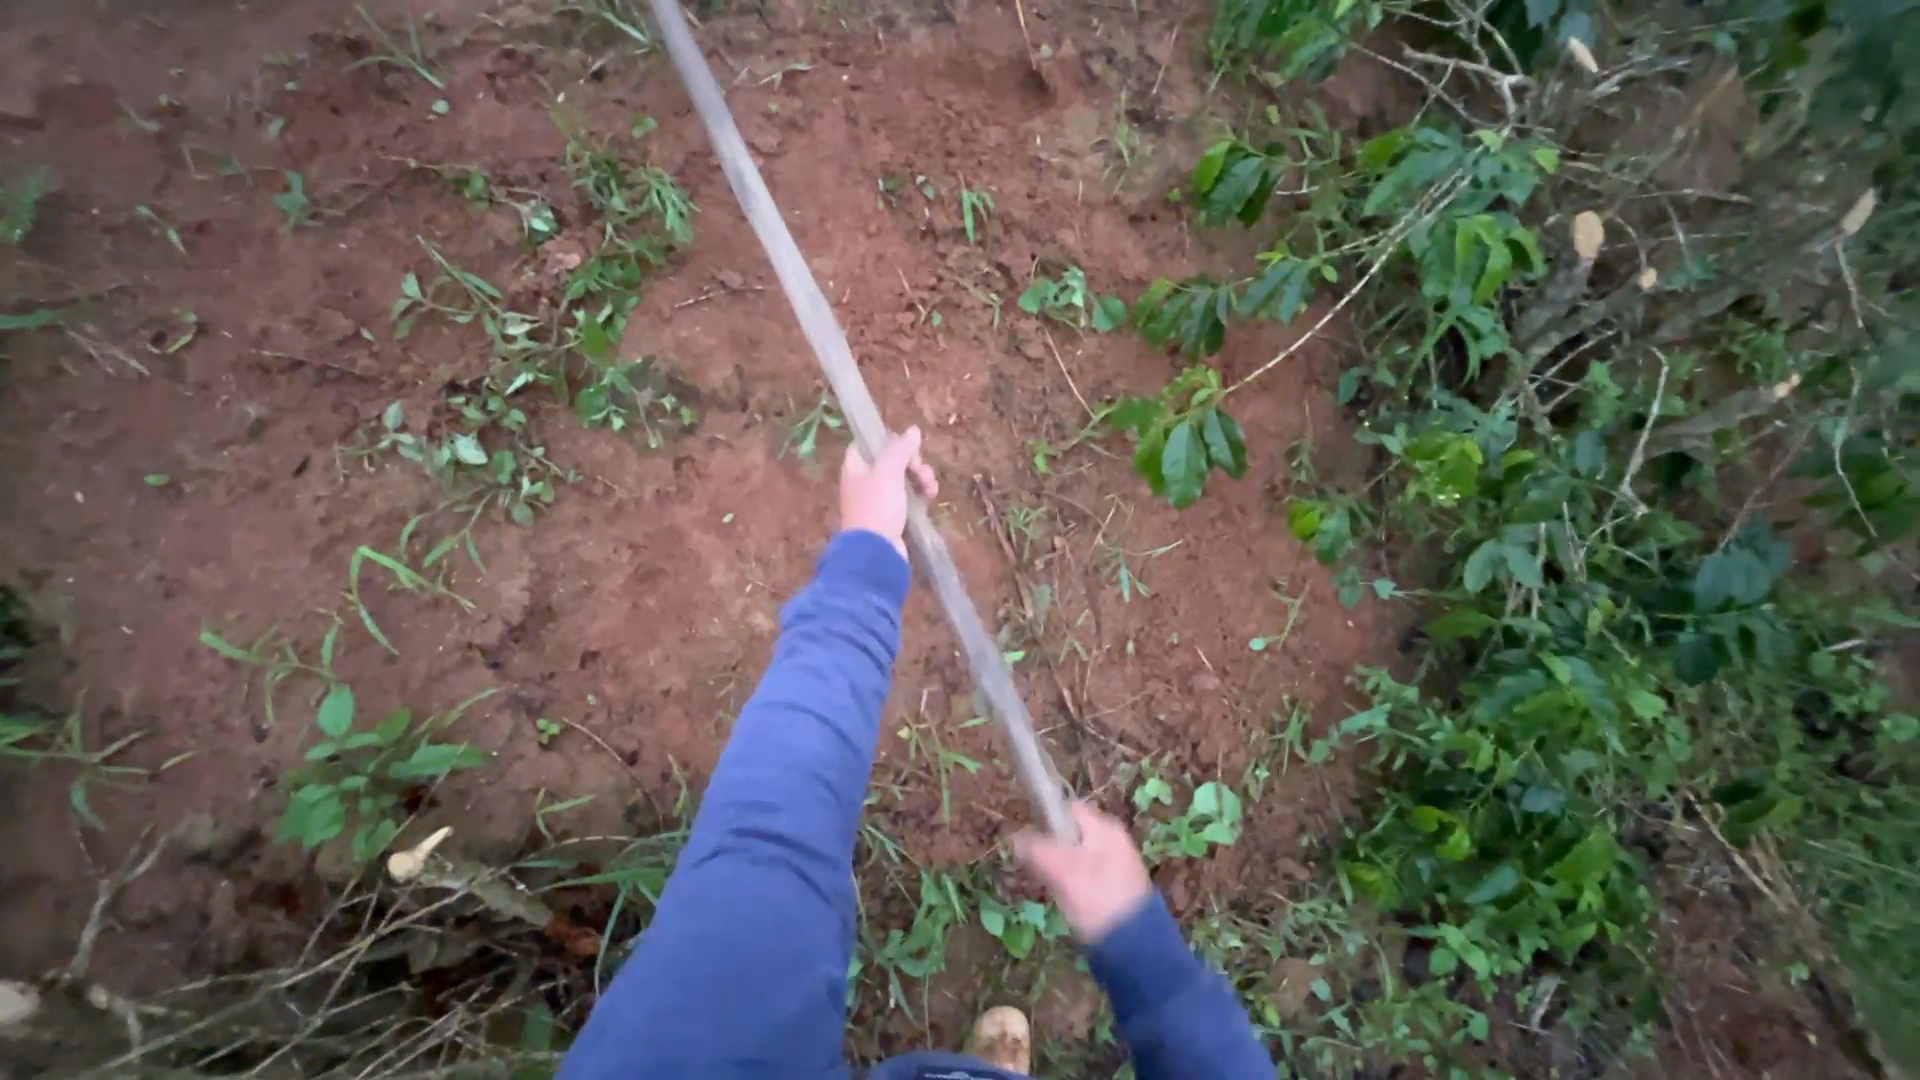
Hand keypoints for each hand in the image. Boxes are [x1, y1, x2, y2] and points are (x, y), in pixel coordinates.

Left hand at [840, 426, 937, 557]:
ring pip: (904, 478)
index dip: (889, 440)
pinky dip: (921, 494)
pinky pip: (909, 497)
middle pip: (892, 460)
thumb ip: (901, 448)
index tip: (907, 446)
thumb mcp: (888, 471)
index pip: (869, 443)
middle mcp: (865, 481)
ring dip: (921, 478)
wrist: (876, 552)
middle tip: (922, 472)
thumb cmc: (877, 507)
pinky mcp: (893, 516)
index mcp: (856, 466)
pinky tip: (931, 498)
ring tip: (930, 489)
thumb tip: (913, 430)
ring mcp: (879, 500)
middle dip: (914, 462)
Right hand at [1013, 802, 1152, 944]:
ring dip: (1059, 866)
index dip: (1045, 818)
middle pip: (1071, 832)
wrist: (1136, 947)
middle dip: (1050, 847)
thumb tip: (1014, 837)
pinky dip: (1073, 881)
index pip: (1068, 808)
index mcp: (1105, 827)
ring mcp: (1117, 863)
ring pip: (1077, 855)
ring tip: (1049, 885)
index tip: (1027, 838)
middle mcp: (1113, 839)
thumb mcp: (1062, 871)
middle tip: (1034, 866)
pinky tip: (1066, 898)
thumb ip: (1036, 849)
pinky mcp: (1117, 886)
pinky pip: (1087, 873)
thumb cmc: (1097, 898)